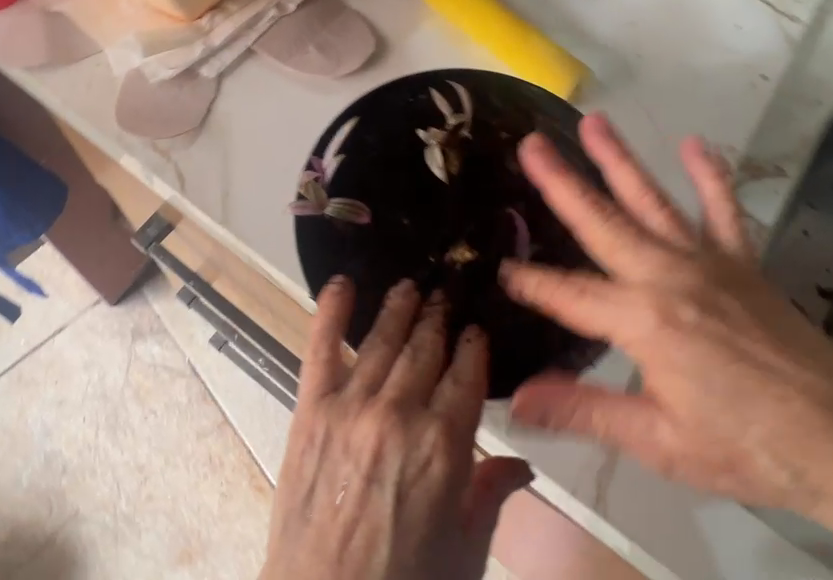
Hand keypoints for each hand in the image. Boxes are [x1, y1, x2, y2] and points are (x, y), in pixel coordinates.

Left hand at [259, 277, 532, 579]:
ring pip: (381, 342)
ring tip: (409, 287)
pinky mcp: (310, 410)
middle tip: (444, 294)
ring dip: (398, 309)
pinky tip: (341, 284)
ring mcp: (351, 407)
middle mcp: (400, 413)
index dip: (472, 347)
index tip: (475, 329)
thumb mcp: (464, 549)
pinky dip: (330, 312)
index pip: (465, 375)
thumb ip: (490, 494)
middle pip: (424, 350)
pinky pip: (320, 348)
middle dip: (438, 319)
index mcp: (445, 445)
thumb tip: (522, 465)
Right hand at [500, 114, 832, 579]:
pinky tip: (693, 145)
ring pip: (654, 202)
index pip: (570, 295)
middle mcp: (670, 277)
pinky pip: (724, 212)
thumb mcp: (658, 441)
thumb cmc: (747, 448)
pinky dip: (710, 177)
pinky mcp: (745, 266)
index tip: (500, 268)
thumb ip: (583, 411)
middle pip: (604, 222)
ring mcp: (711, 264)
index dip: (532, 283)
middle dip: (562, 183)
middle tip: (530, 143)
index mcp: (643, 321)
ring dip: (620, 161)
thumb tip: (515, 401)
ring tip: (593, 121)